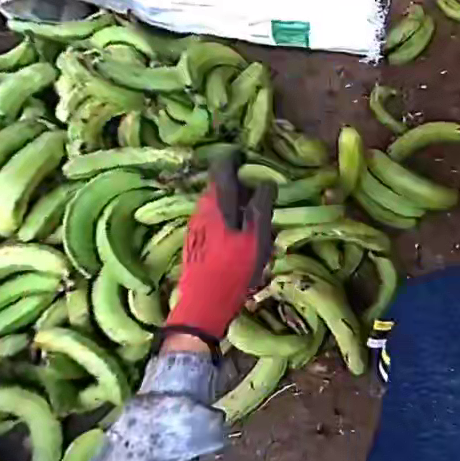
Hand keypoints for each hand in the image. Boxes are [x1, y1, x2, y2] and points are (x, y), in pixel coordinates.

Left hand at [163, 155, 274, 344]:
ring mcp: (195, 225)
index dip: (236, 157)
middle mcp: (202, 208)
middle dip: (239, 182)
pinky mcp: (194, 241)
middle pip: (219, 184)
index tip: (250, 156)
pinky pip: (213, 219)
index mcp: (217, 201)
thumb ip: (261, 205)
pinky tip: (239, 236)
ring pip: (216, 203)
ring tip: (254, 215)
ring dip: (234, 203)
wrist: (202, 304)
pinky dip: (228, 218)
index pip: (222, 165)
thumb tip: (265, 181)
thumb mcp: (257, 236)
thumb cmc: (233, 269)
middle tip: (260, 189)